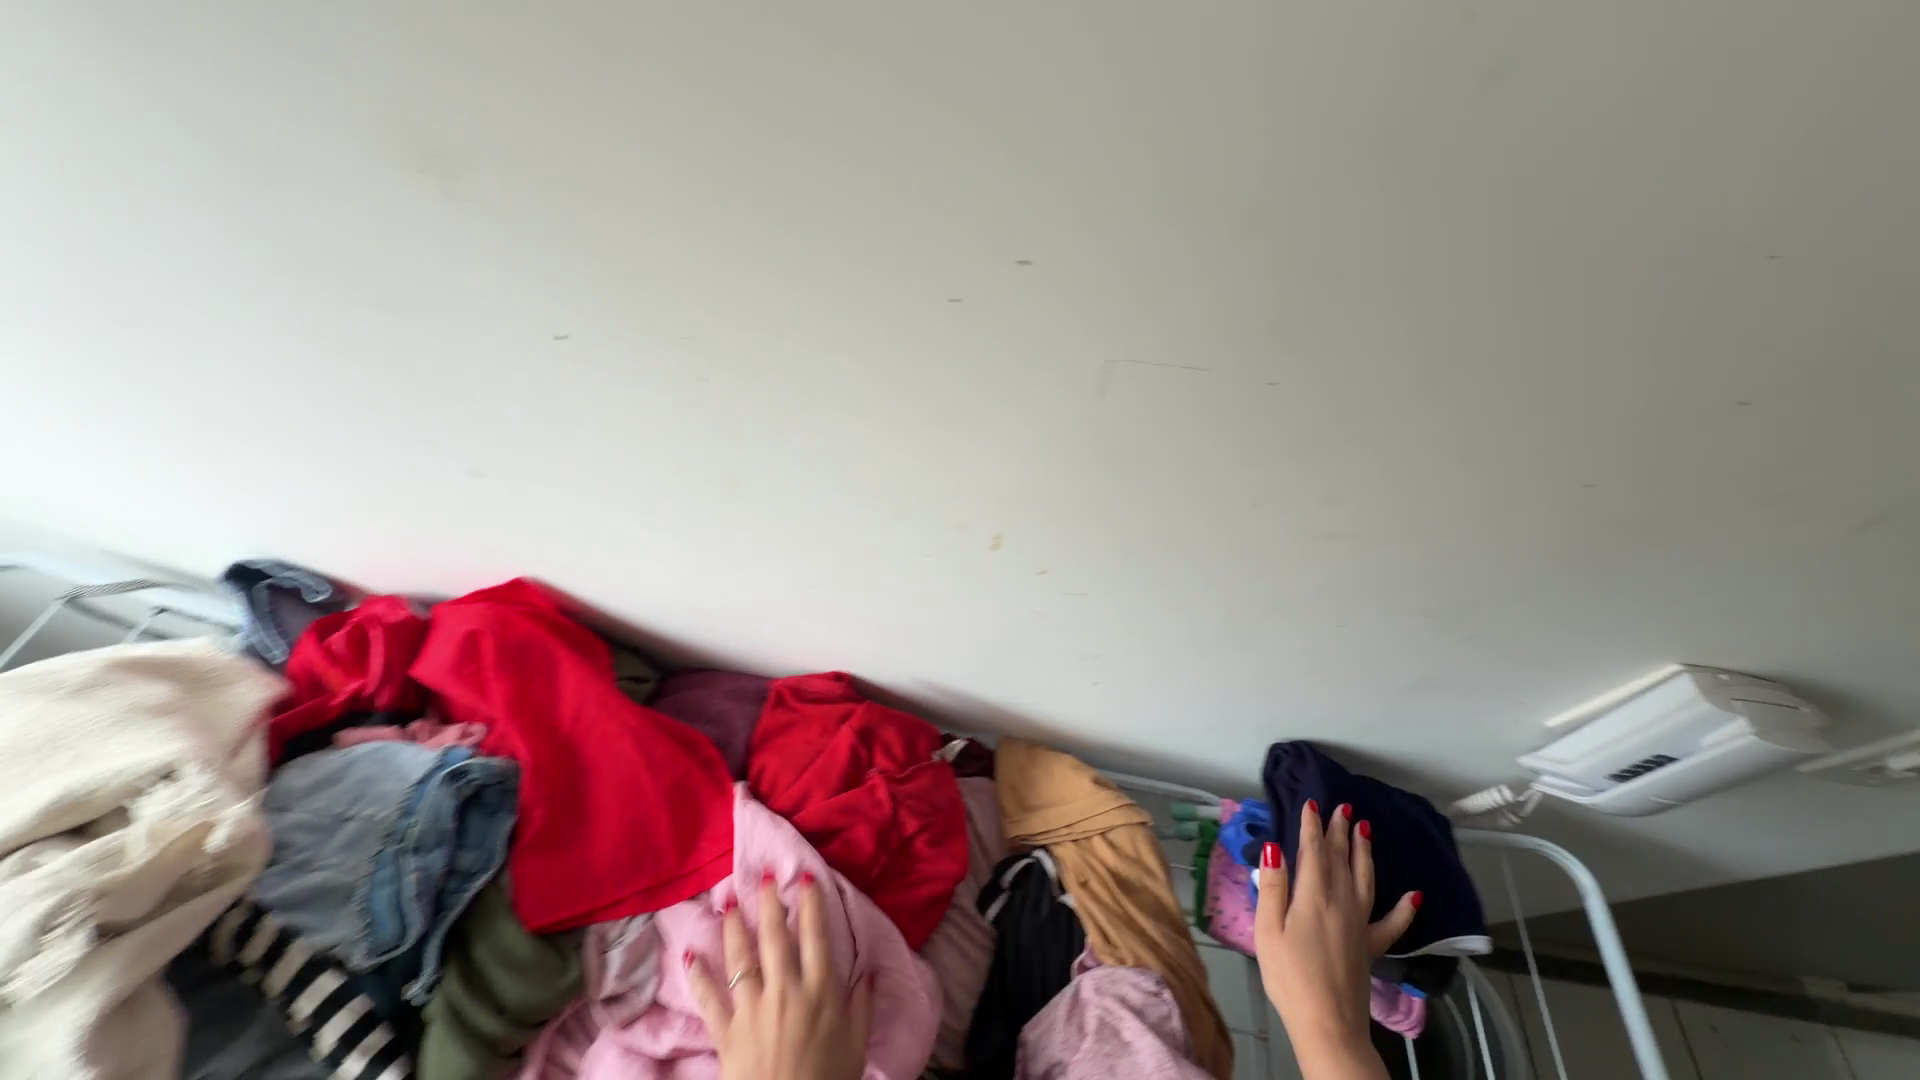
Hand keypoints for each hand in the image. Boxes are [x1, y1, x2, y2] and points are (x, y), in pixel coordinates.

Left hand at [688, 873, 872, 1079]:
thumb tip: (868, 972)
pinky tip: (691, 955)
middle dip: (768, 904)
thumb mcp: (856, 1045)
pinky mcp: (726, 1034)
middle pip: (775, 937)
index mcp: (820, 991)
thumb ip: (861, 1006)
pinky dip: (698, 977)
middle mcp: (785, 991)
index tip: (805, 877)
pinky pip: (709, 999)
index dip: (811, 903)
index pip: (816, 935)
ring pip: (740, 958)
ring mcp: (752, 1010)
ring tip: (727, 902)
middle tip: (763, 877)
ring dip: (733, 927)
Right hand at [1254, 801, 1419, 1079]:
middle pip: (1340, 859)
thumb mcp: (1268, 930)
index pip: (1313, 851)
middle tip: (1343, 807)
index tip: (1313, 804)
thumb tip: (1273, 848)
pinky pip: (1393, 922)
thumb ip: (1272, 887)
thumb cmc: (1289, 976)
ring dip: (1364, 852)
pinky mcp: (1371, 946)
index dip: (1312, 826)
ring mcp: (1361, 924)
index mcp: (1314, 896)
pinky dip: (1405, 907)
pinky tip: (1413, 895)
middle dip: (1340, 831)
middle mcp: (1342, 903)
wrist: (1328, 1023)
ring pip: (1365, 879)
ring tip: (1366, 829)